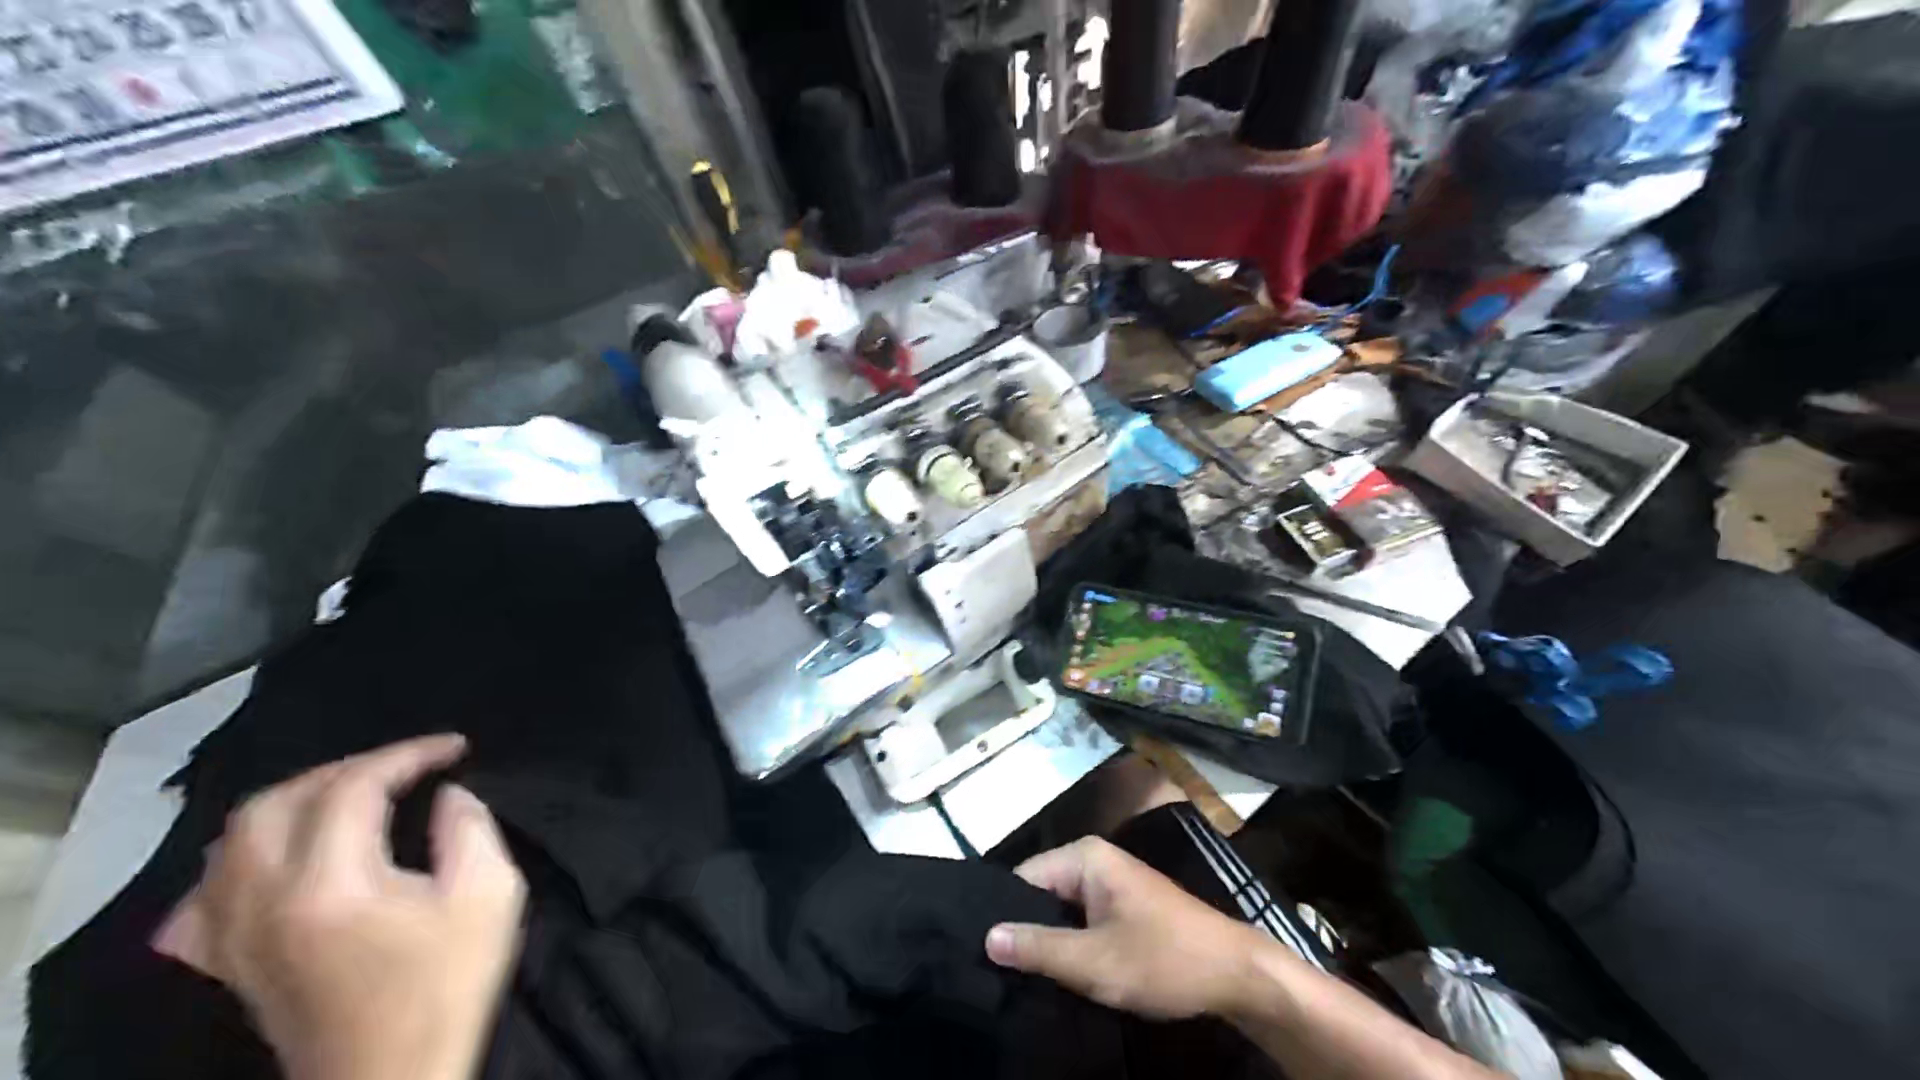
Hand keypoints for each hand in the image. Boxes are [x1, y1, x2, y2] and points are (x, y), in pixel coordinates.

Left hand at [154, 735, 526, 1079]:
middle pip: (274, 803)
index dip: (408, 754)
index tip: (455, 748)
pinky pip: (203, 898)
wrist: (392, 1077)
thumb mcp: (488, 896)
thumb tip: (449, 794)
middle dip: (345, 768)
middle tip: (402, 766)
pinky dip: (239, 861)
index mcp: (330, 886)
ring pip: (230, 842)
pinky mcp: (228, 965)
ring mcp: (234, 938)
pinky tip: (276, 861)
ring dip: (293, 802)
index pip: (353, 787)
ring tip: (350, 796)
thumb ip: (469, 830)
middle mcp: (263, 904)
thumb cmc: (446, 983)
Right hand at [984, 835, 1283, 1019]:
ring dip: (1049, 939)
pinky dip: (1071, 941)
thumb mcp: (1095, 961)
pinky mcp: (1122, 904)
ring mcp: (1110, 881)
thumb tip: (987, 936)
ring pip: (1061, 908)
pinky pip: (1081, 916)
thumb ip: (1039, 948)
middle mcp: (1094, 859)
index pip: (1023, 878)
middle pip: (1041, 891)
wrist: (1237, 974)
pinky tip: (1058, 970)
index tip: (983, 953)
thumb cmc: (1164, 959)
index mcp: (1084, 857)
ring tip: (1022, 976)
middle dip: (1026, 928)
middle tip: (1001, 972)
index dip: (1004, 914)